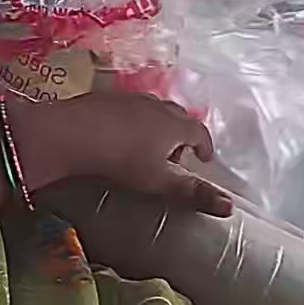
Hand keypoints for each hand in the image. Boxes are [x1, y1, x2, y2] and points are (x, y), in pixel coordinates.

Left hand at [8, 93, 232, 216]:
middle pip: (178, 117)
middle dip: (182, 134)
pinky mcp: (106, 97)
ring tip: (150, 146)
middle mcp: (157, 105)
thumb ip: (193, 192)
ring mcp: (130, 98)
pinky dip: (134, 120)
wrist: (73, 132)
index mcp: (175, 123)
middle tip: (177, 156)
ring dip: (157, 126)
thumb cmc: (122, 158)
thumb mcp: (159, 180)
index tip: (204, 158)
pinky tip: (120, 135)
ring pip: (153, 110)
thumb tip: (230, 207)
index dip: (204, 145)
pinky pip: (129, 108)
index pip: (199, 131)